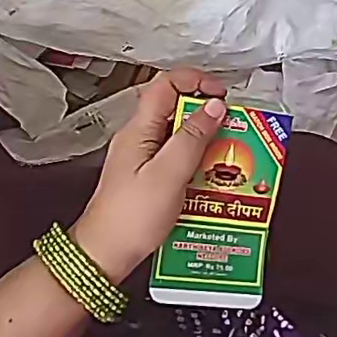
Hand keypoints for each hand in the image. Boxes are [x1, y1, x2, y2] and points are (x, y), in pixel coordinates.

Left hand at [72, 69, 230, 279]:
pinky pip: (177, 159)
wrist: (105, 254)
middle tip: (231, 127)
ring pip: (179, 135)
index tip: (222, 95)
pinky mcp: (149, 178)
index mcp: (139, 130)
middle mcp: (139, 140)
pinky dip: (197, 162)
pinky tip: (211, 178)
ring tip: (226, 154)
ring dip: (204, 140)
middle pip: (175, 108)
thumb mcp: (168, 174)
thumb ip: (192, 138)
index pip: (166, 85)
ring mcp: (143, 159)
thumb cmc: (130, 218)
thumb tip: (215, 107)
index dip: (196, 81)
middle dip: (206, 113)